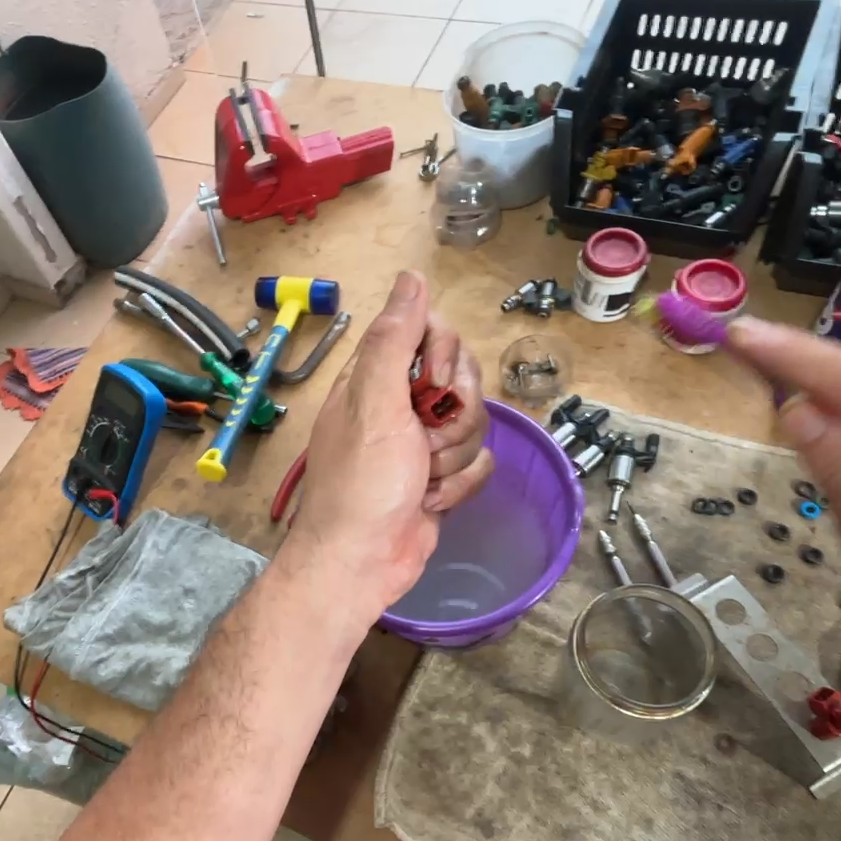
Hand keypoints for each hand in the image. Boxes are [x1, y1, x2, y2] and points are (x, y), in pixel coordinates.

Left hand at [282, 270, 492, 611]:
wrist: (362, 562)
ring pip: (475, 423)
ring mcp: (422, 442)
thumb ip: (395, 340)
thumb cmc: (362, 483)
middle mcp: (400, 403)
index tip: (437, 384)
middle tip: (423, 443)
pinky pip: (478, 463)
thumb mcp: (374, 403)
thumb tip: (411, 278)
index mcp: (376, 377)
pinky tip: (429, 502)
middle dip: (452, 417)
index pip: (431, 332)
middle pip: (462, 379)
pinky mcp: (441, 476)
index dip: (446, 355)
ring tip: (420, 480)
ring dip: (452, 458)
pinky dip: (457, 486)